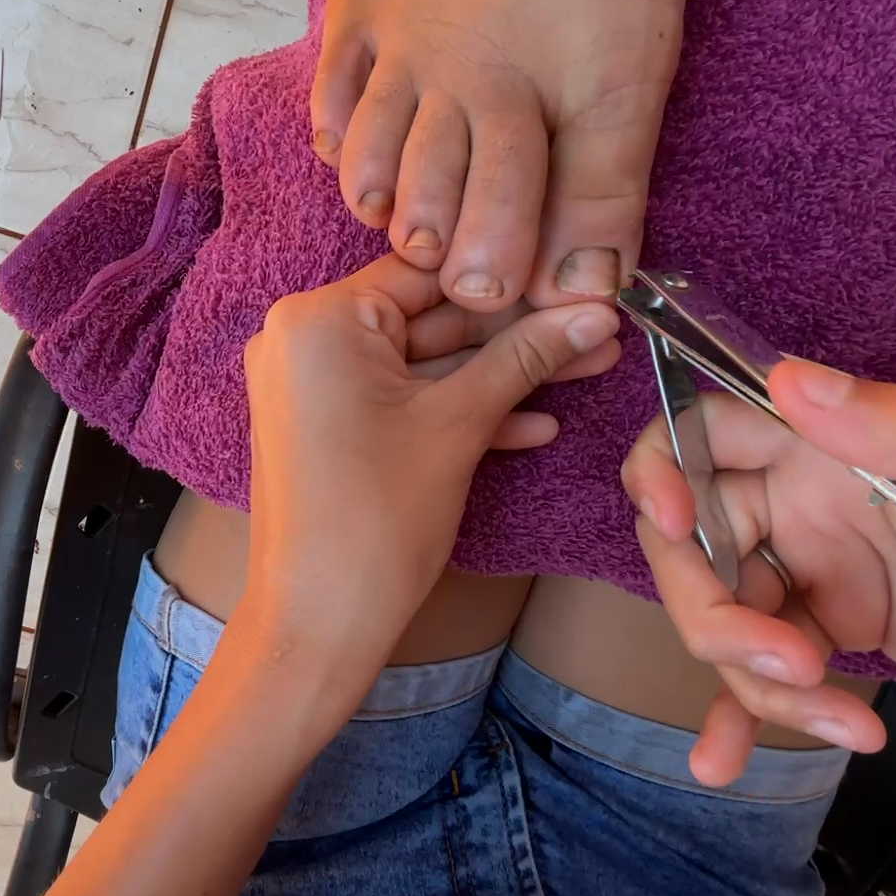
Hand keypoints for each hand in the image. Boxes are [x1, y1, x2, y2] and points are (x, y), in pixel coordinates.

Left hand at [240, 254, 620, 685]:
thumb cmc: (376, 518)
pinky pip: (395, 401)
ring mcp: (308, 382)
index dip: (509, 283)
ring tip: (582, 368)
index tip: (575, 286)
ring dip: (494, 377)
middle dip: (512, 337)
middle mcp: (300, 338)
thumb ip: (524, 359)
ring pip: (418, 366)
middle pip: (426, 321)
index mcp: (317, 319)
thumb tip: (594, 313)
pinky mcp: (324, 422)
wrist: (318, 620)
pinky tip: (532, 423)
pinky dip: (451, 411)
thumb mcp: (458, 425)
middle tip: (592, 332)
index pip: (426, 274)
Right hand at [311, 0, 726, 310]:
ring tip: (396, 226)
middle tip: (444, 278)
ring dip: (381, 201)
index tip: (505, 305)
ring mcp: (399, 37)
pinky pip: (330, 88)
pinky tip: (349, 154)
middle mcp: (454, 80)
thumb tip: (588, 284)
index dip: (507, 275)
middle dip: (440, 252)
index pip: (507, 221)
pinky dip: (336, 134)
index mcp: (532, 100)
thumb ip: (607, 182)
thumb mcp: (639, 60)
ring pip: (370, 153)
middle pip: (430, 197)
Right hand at [622, 360, 895, 804]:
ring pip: (721, 610)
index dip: (663, 466)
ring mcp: (817, 572)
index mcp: (843, 451)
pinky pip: (755, 669)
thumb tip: (788, 377)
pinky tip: (720, 759)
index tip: (672, 522)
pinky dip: (734, 712)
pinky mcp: (832, 635)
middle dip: (712, 606)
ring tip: (841, 721)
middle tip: (788, 663)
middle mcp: (811, 502)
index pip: (709, 431)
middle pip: (696, 539)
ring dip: (749, 676)